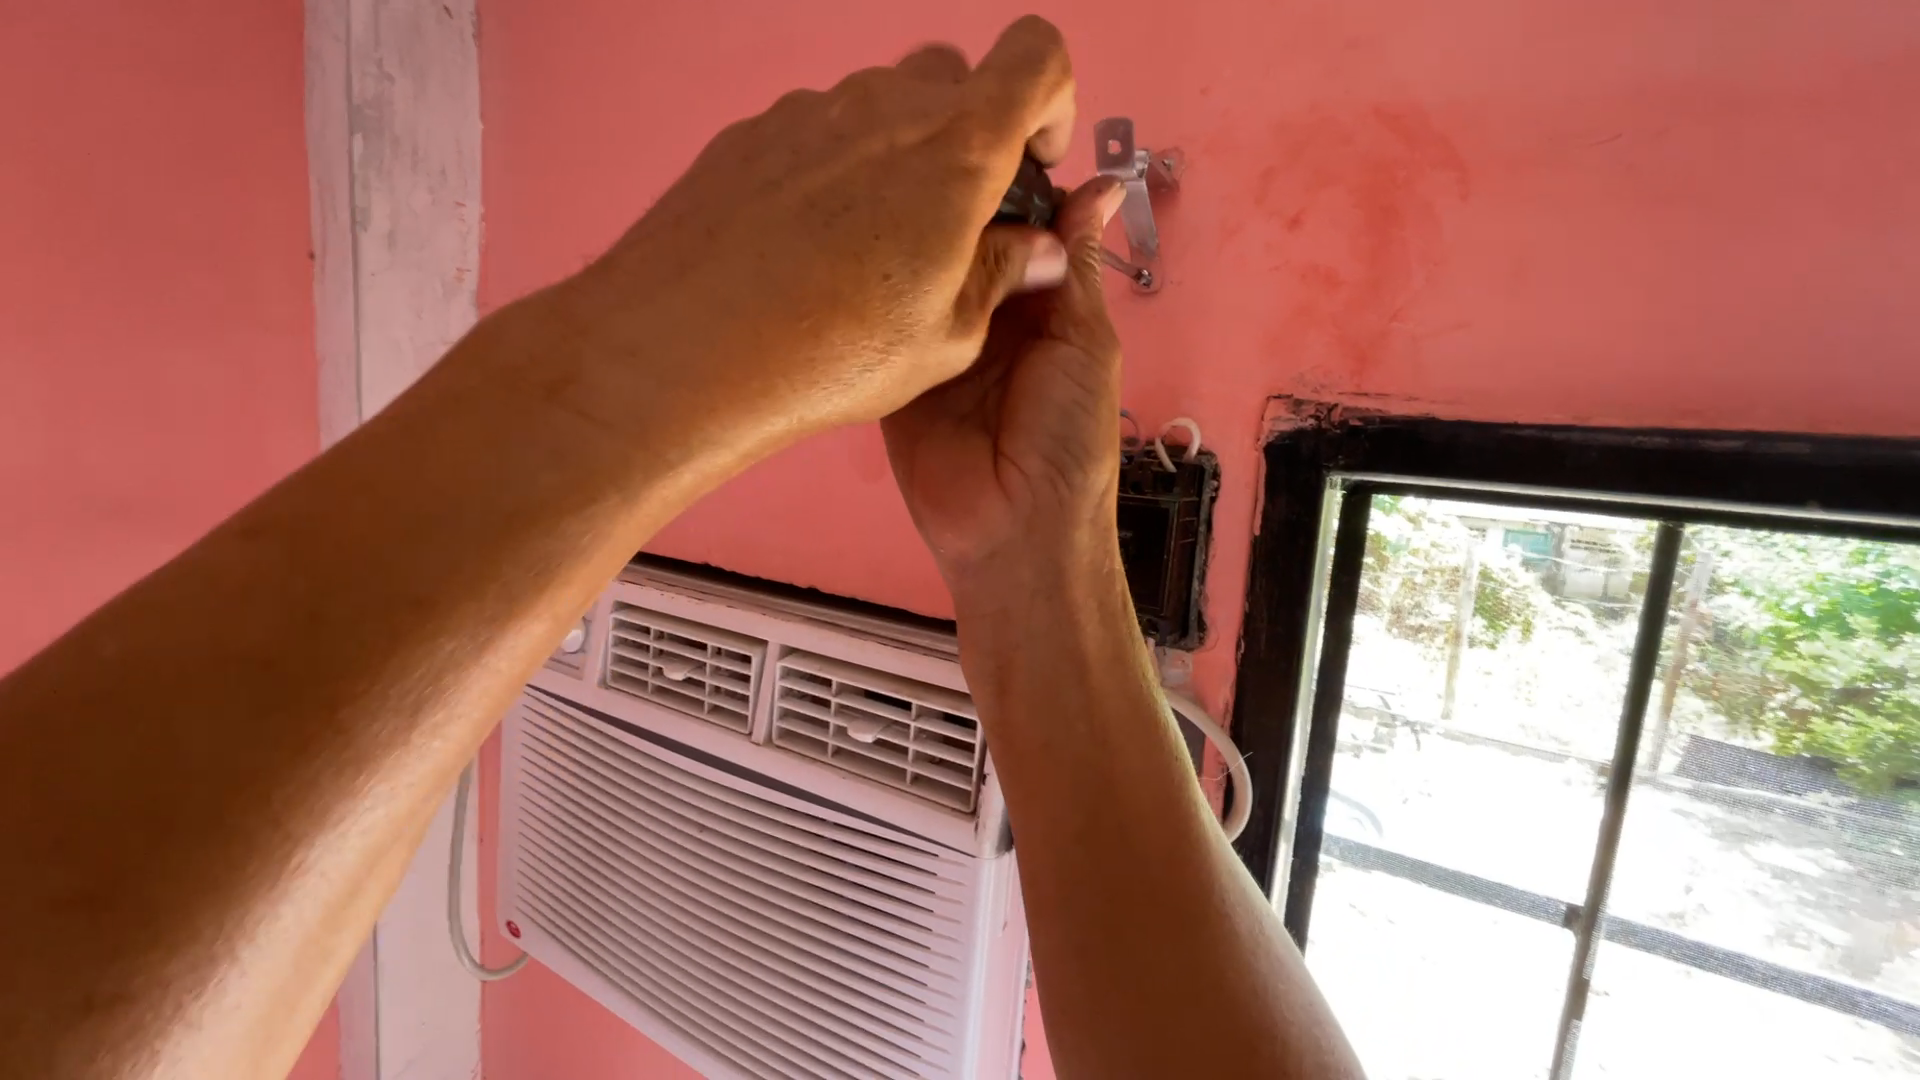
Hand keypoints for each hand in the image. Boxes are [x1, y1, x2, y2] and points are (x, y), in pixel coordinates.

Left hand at [511, 17, 1079, 462]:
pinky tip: (810, 248)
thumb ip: (1004, 274)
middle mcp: (884, 107)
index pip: (1035, 57)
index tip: (1034, 164)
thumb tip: (1039, 249)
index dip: (1053, 101)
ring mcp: (810, 112)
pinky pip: (820, 135)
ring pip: (883, 109)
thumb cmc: (835, 353)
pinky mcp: (752, 134)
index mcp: (955, 150)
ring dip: (902, 160)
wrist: (687, 349)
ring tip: (872, 251)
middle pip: (954, 81)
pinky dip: (839, 172)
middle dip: (974, 139)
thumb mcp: (948, 337)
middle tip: (955, 223)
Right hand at [882, 178, 1129, 599]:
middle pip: (969, 246)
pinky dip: (876, 286)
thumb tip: (1101, 186)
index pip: (1022, 231)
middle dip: (954, 204)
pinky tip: (852, 233)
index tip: (984, 128)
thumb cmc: (1066, 437)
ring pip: (924, 276)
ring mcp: (936, 344)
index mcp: (1041, 309)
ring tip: (883, 171)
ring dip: (912, 237)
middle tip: (920, 136)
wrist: (1012, 528)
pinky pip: (886, 321)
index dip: (1008, 186)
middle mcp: (988, 319)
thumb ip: (1075, 270)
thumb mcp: (1085, 346)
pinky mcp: (894, 372)